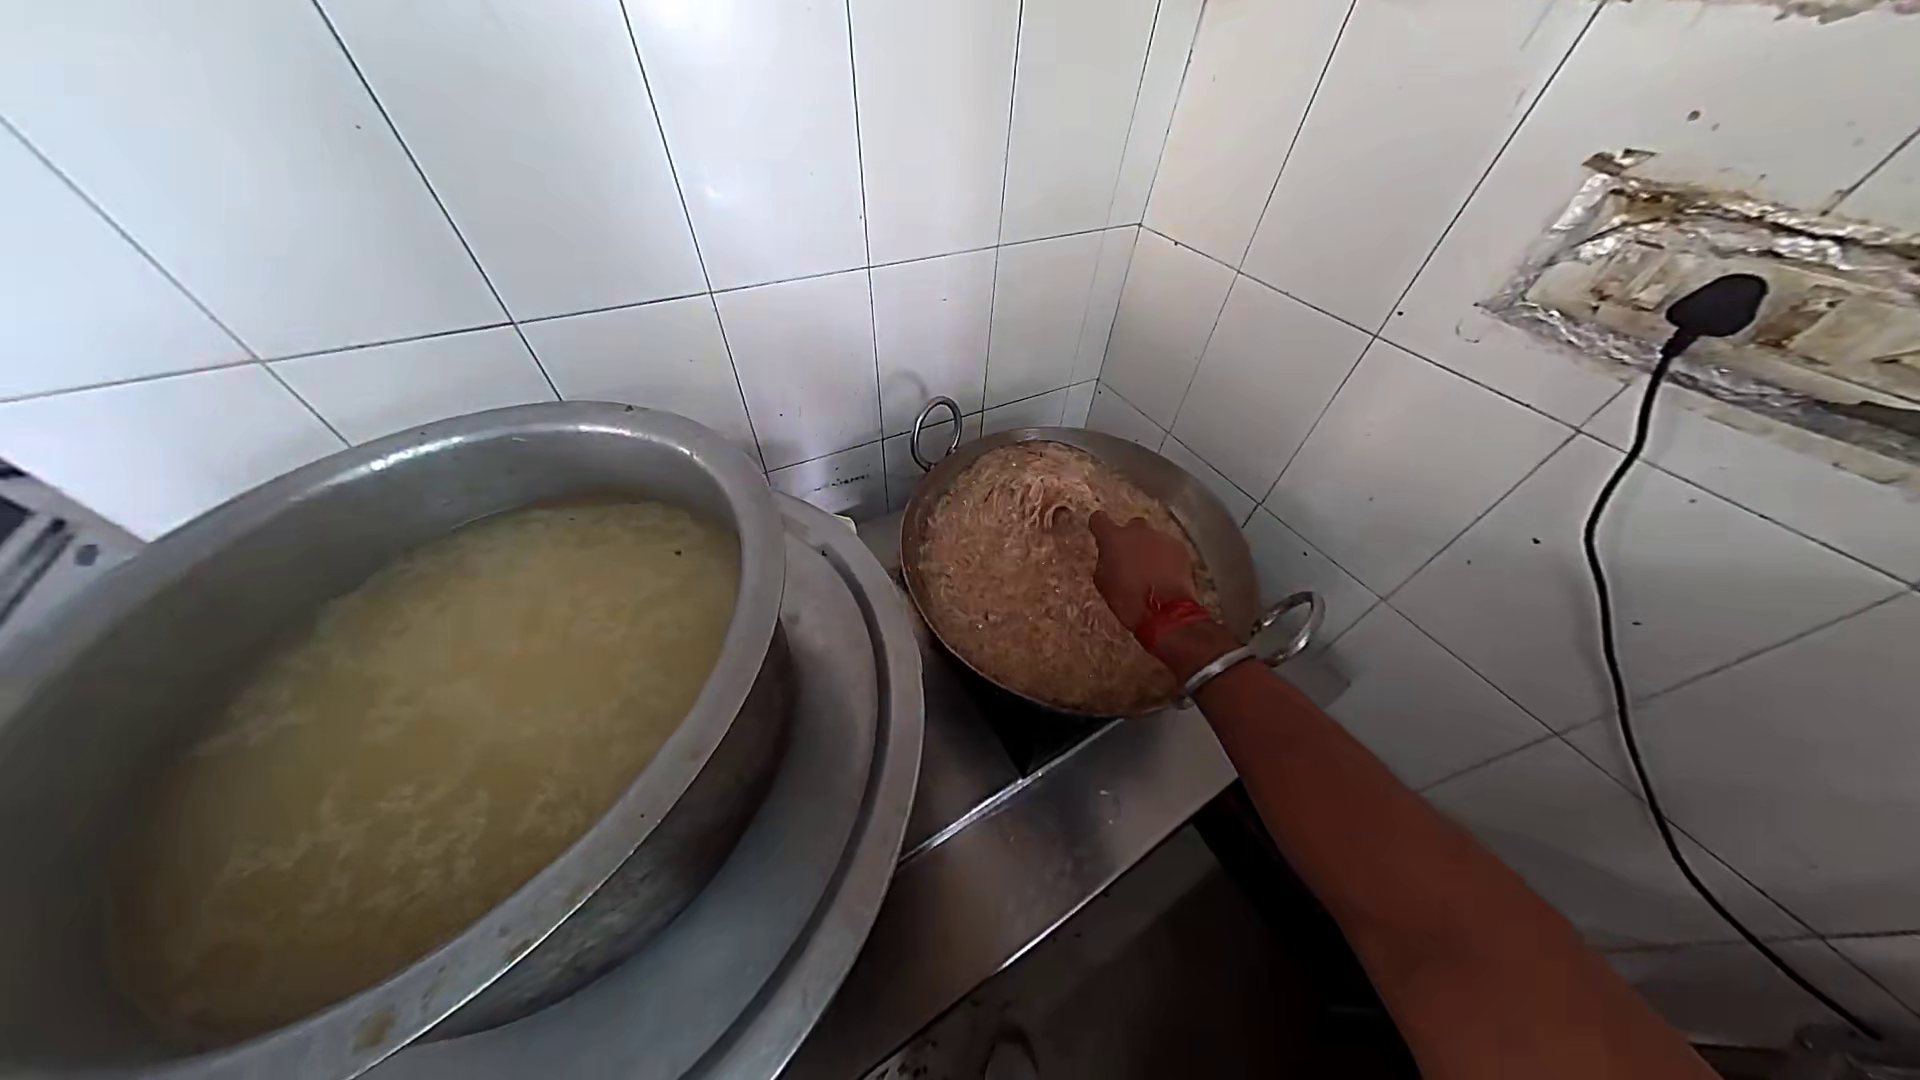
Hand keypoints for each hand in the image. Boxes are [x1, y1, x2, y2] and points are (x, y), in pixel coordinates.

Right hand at [1087, 511, 1197, 631]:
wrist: (1164, 611)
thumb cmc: (1126, 599)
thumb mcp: (1104, 582)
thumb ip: (1105, 561)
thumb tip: (1111, 556)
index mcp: (1113, 539)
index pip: (1099, 519)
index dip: (1099, 526)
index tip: (1101, 535)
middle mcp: (1138, 532)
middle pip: (1131, 526)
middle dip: (1130, 539)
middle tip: (1130, 559)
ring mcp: (1161, 538)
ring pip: (1152, 539)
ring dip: (1149, 550)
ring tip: (1152, 572)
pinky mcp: (1180, 548)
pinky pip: (1168, 549)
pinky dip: (1166, 558)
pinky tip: (1166, 576)